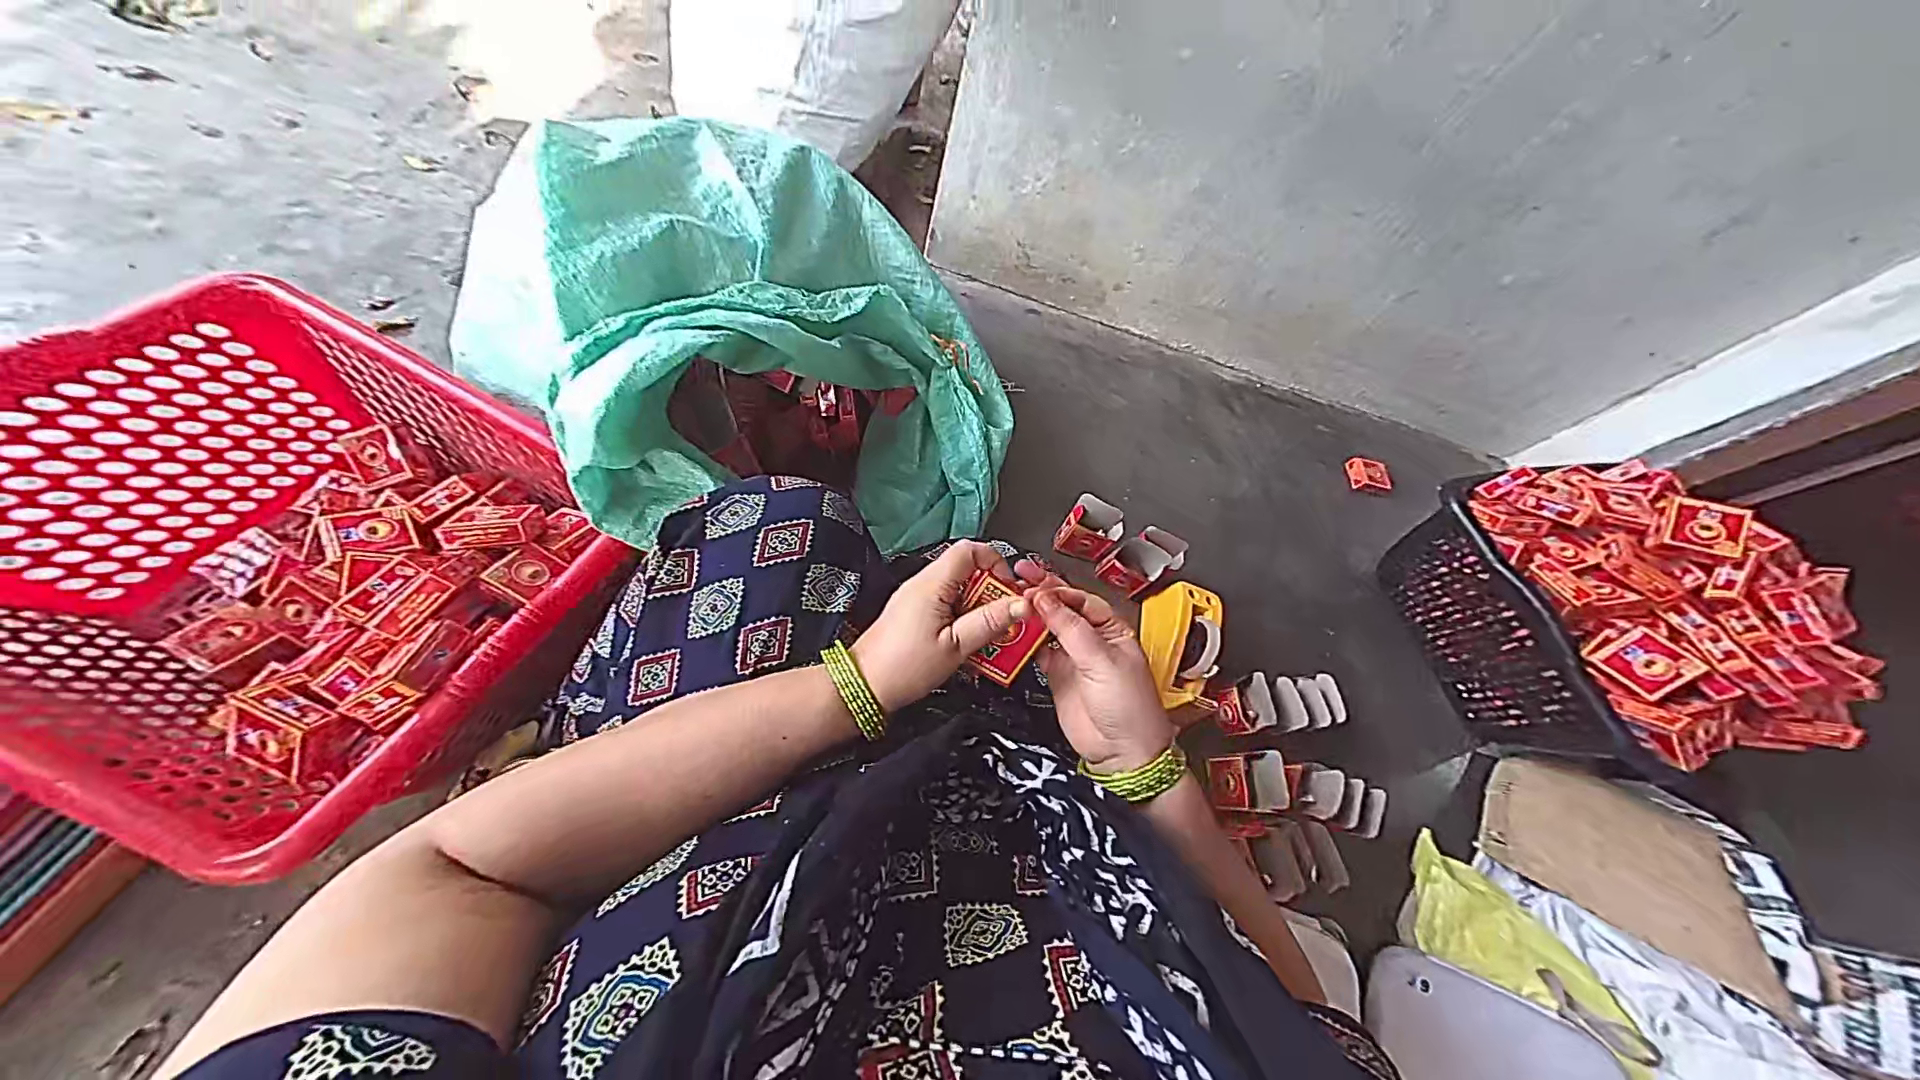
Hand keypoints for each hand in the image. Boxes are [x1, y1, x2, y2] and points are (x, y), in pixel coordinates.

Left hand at [850, 541, 1026, 711]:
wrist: (864, 685)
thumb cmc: (902, 667)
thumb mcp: (956, 647)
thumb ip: (990, 622)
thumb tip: (1021, 604)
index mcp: (932, 584)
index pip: (970, 550)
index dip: (996, 563)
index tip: (1008, 591)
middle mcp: (923, 584)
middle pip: (968, 571)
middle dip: (992, 593)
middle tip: (1003, 620)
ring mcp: (918, 598)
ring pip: (961, 590)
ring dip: (980, 610)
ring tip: (987, 637)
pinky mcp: (915, 613)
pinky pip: (948, 605)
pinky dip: (964, 619)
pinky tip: (968, 644)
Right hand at [1028, 586, 1177, 772]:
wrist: (1122, 753)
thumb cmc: (1133, 709)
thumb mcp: (1103, 660)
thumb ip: (1071, 629)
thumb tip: (1047, 600)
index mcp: (1111, 628)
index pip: (1079, 599)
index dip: (1056, 591)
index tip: (1034, 587)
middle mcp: (1091, 638)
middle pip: (1061, 607)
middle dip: (1040, 592)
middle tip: (1018, 578)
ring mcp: (1073, 656)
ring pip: (1047, 626)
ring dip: (1030, 614)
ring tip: (1011, 600)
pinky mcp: (1057, 674)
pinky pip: (1037, 650)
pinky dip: (1024, 640)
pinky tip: (1014, 631)